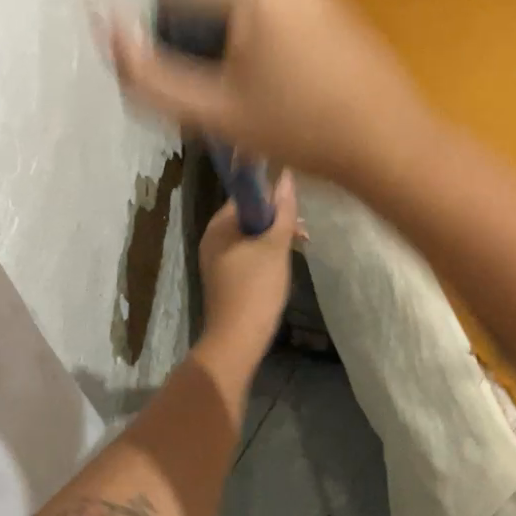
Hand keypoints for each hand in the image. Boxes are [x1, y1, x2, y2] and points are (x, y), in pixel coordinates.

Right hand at [111, 0, 432, 185]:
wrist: (388, 144)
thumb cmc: (300, 131)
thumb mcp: (213, 113)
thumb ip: (149, 76)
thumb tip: (105, 26)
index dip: (167, 34)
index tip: (189, 80)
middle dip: (205, 40)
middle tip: (224, 94)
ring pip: (245, 5)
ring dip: (235, 42)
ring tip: (257, 93)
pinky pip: (278, 8)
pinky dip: (267, 38)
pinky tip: (285, 83)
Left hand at [196, 172, 298, 352]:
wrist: (238, 340)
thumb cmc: (256, 287)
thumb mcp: (275, 245)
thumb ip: (284, 211)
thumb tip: (287, 175)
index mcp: (219, 226)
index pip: (247, 196)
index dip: (273, 199)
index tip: (296, 211)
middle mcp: (213, 238)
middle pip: (249, 216)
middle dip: (278, 221)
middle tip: (302, 234)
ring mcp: (217, 259)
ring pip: (251, 236)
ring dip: (275, 238)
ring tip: (299, 248)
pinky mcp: (225, 277)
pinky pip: (247, 254)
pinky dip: (266, 254)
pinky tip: (283, 264)